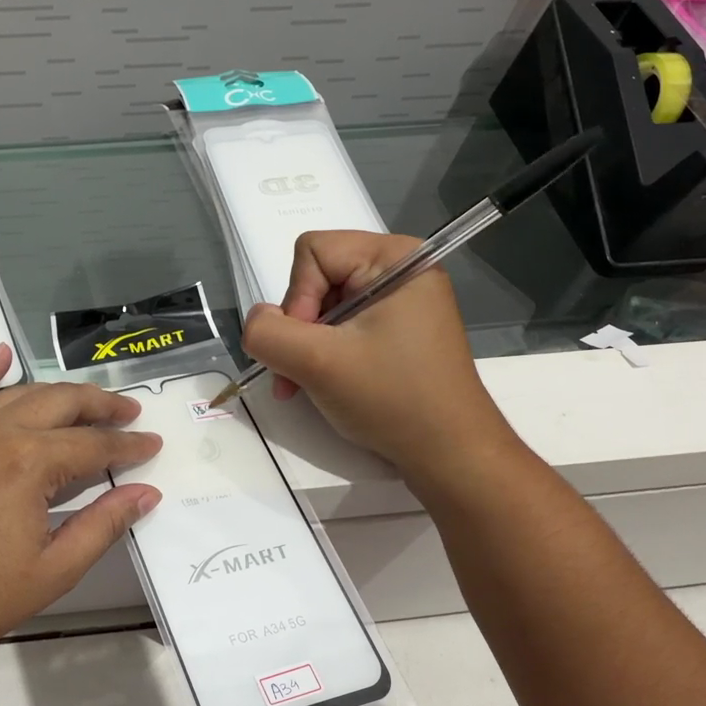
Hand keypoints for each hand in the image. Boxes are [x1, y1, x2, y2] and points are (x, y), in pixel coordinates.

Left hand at [0, 344, 162, 690]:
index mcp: (29, 462)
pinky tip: (0, 355)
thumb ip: (104, 524)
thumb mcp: (55, 569)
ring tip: (82, 403)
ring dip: (55, 395)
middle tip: (128, 414)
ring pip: (16, 396)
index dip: (128, 446)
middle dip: (100, 406)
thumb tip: (145, 493)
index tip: (153, 445)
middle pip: (60, 404)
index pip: (93, 444)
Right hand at [240, 230, 516, 483]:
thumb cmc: (390, 398)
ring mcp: (400, 302)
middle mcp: (400, 271)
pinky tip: (325, 384)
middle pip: (314, 278)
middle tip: (300, 372)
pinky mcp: (397, 331)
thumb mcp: (316, 362)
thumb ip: (268, 333)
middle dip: (298, 328)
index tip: (308, 346)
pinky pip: (341, 327)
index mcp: (395, 258)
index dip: (295, 298)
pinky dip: (323, 355)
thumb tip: (257, 322)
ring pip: (321, 307)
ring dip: (305, 347)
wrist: (449, 452)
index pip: (311, 252)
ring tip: (308, 384)